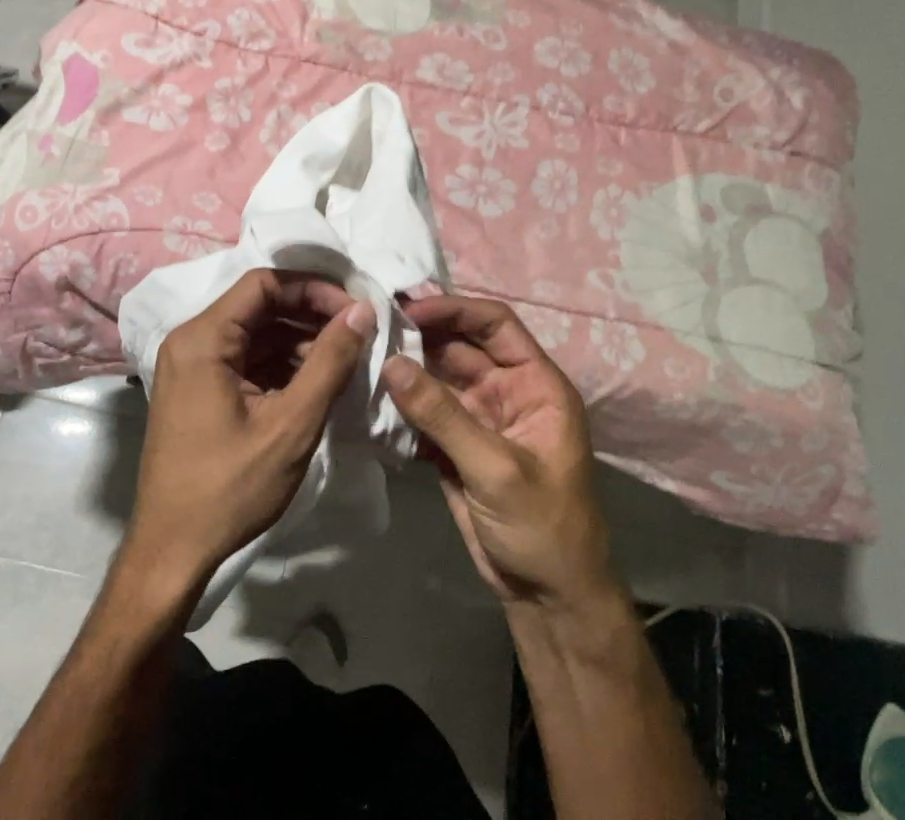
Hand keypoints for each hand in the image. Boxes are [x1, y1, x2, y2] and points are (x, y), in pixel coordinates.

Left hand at [123, 269, 375, 592]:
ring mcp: (191, 369)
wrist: (174, 547)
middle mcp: (190, 343)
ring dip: (300, 344)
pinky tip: (318, 384)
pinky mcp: (199, 394)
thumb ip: (329, 362)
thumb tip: (362, 311)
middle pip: (258, 307)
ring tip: (348, 362)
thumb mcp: (291, 425)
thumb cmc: (230, 487)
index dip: (314, 288)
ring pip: (255, 337)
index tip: (357, 308)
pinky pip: (246, 363)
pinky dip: (282, 368)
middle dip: (311, 316)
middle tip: (360, 334)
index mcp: (202, 339)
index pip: (263, 283)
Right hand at [380, 296, 619, 611]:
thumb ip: (442, 415)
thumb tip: (390, 363)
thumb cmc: (542, 526)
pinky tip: (365, 401)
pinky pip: (422, 416)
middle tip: (365, 330)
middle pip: (458, 349)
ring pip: (435, 381)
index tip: (405, 310)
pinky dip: (397, 409)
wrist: (547, 593)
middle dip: (417, 337)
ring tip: (357, 360)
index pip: (495, 326)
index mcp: (535, 386)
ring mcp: (477, 422)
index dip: (452, 310)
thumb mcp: (496, 467)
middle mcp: (506, 394)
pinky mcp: (454, 450)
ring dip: (402, 372)